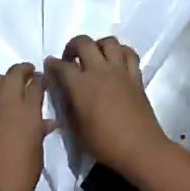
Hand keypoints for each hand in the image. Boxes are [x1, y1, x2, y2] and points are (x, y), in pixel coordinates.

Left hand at [0, 62, 50, 190]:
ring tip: (9, 86)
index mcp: (28, 110)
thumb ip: (41, 130)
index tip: (44, 79)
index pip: (36, 84)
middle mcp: (7, 104)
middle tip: (29, 73)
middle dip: (22, 70)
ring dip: (2, 79)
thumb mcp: (38, 148)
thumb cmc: (25, 170)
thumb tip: (47, 122)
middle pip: (13, 74)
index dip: (41, 79)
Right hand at [45, 36, 170, 173]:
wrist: (139, 148)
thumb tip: (67, 94)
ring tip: (95, 57)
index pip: (61, 66)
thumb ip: (70, 107)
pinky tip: (117, 62)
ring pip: (109, 42)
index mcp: (80, 85)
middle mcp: (99, 71)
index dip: (52, 64)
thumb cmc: (104, 143)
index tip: (50, 66)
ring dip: (98, 45)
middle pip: (83, 43)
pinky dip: (121, 53)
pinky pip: (129, 54)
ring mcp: (120, 72)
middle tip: (71, 58)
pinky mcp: (136, 77)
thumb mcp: (77, 129)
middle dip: (72, 46)